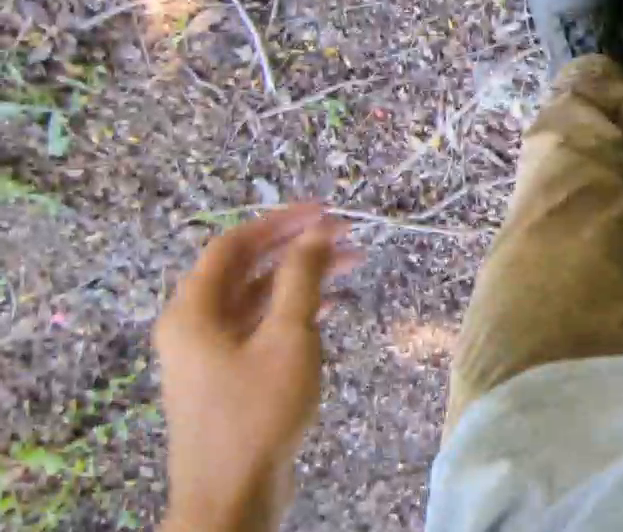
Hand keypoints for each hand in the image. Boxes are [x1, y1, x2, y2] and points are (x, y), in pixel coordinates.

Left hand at [154, 205, 358, 531]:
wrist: (233, 487)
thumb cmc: (258, 406)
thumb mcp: (288, 334)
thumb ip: (302, 277)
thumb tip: (316, 231)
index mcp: (193, 312)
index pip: (233, 245)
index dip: (280, 221)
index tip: (328, 209)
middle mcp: (194, 325)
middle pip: (246, 268)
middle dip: (298, 245)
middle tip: (349, 233)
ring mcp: (210, 350)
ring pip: (259, 293)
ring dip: (304, 273)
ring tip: (355, 263)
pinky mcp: (230, 370)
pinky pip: (263, 320)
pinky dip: (299, 303)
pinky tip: (335, 304)